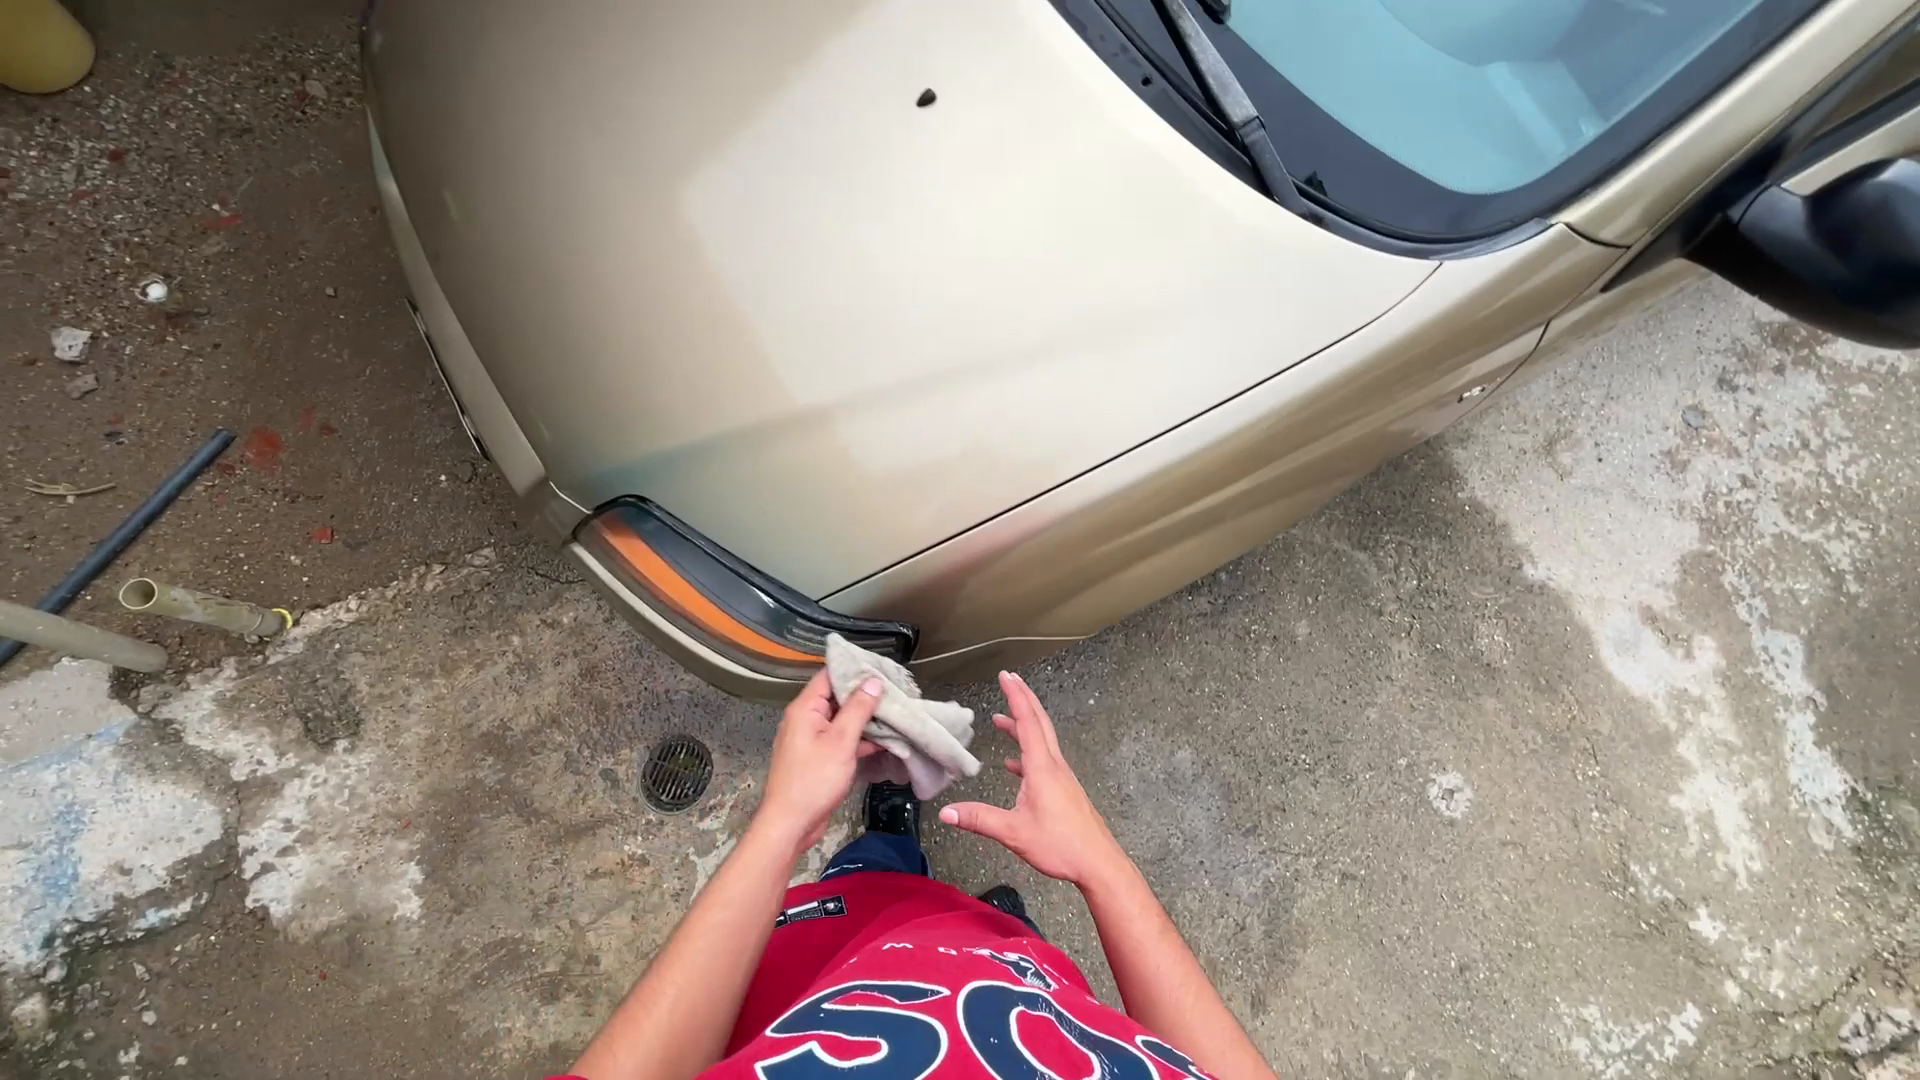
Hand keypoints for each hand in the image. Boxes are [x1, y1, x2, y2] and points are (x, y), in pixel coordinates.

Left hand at [755, 670, 884, 858]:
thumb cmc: (813, 781)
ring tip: (894, 713)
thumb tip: (873, 681)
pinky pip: (840, 739)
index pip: (829, 675)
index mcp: (805, 709)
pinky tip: (884, 741)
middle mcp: (805, 719)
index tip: (880, 668)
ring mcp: (811, 739)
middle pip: (837, 697)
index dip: (853, 669)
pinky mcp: (818, 757)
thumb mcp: (841, 741)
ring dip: (864, 719)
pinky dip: (859, 739)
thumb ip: (858, 709)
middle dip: (864, 695)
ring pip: (841, 720)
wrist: (791, 824)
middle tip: (893, 691)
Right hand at [939, 671, 1127, 886]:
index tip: (1006, 675)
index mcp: (1042, 768)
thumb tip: (947, 812)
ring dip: (1023, 726)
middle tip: (1010, 679)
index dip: (1016, 696)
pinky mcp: (1064, 790)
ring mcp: (1061, 777)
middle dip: (1023, 699)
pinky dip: (1027, 753)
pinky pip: (1043, 760)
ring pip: (1042, 741)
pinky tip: (1014, 765)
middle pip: (1039, 722)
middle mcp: (1054, 766)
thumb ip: (979, 819)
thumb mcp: (1013, 832)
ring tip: (1003, 720)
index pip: (1028, 722)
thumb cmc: (1061, 845)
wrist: (1098, 863)